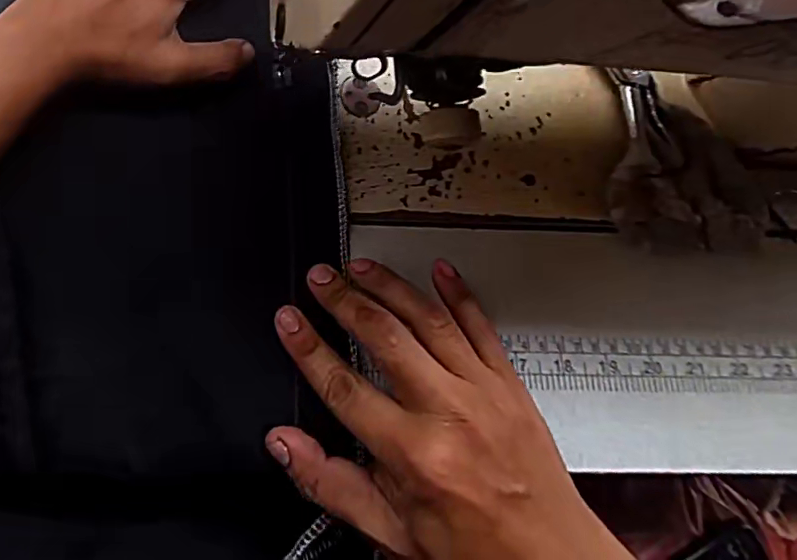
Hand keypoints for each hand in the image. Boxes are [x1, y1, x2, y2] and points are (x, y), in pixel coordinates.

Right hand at [267, 260, 629, 559]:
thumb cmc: (477, 555)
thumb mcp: (394, 535)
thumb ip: (332, 484)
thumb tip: (286, 446)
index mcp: (416, 456)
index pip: (344, 386)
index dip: (308, 348)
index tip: (289, 320)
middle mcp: (449, 414)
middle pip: (384, 336)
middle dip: (343, 299)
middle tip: (320, 277)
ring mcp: (482, 392)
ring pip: (427, 319)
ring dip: (389, 285)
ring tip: (360, 266)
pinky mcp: (510, 384)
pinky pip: (481, 326)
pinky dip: (458, 292)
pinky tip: (439, 269)